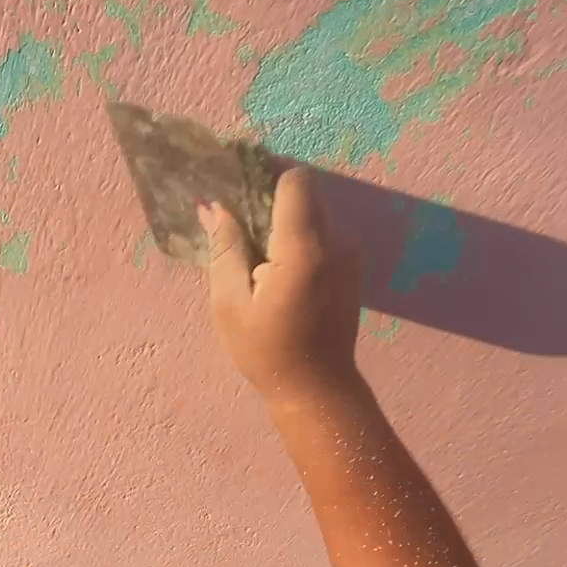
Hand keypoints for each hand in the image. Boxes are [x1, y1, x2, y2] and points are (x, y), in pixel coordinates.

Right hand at [199, 165, 364, 403]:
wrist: (316, 388)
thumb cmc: (265, 352)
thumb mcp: (230, 306)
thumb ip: (225, 250)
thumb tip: (213, 206)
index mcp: (304, 250)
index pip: (294, 181)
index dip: (264, 178)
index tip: (237, 190)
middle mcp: (336, 241)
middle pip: (304, 194)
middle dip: (270, 202)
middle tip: (238, 230)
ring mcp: (350, 253)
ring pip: (314, 214)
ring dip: (283, 224)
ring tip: (256, 261)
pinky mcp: (353, 266)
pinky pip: (323, 235)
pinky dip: (298, 241)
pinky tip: (277, 275)